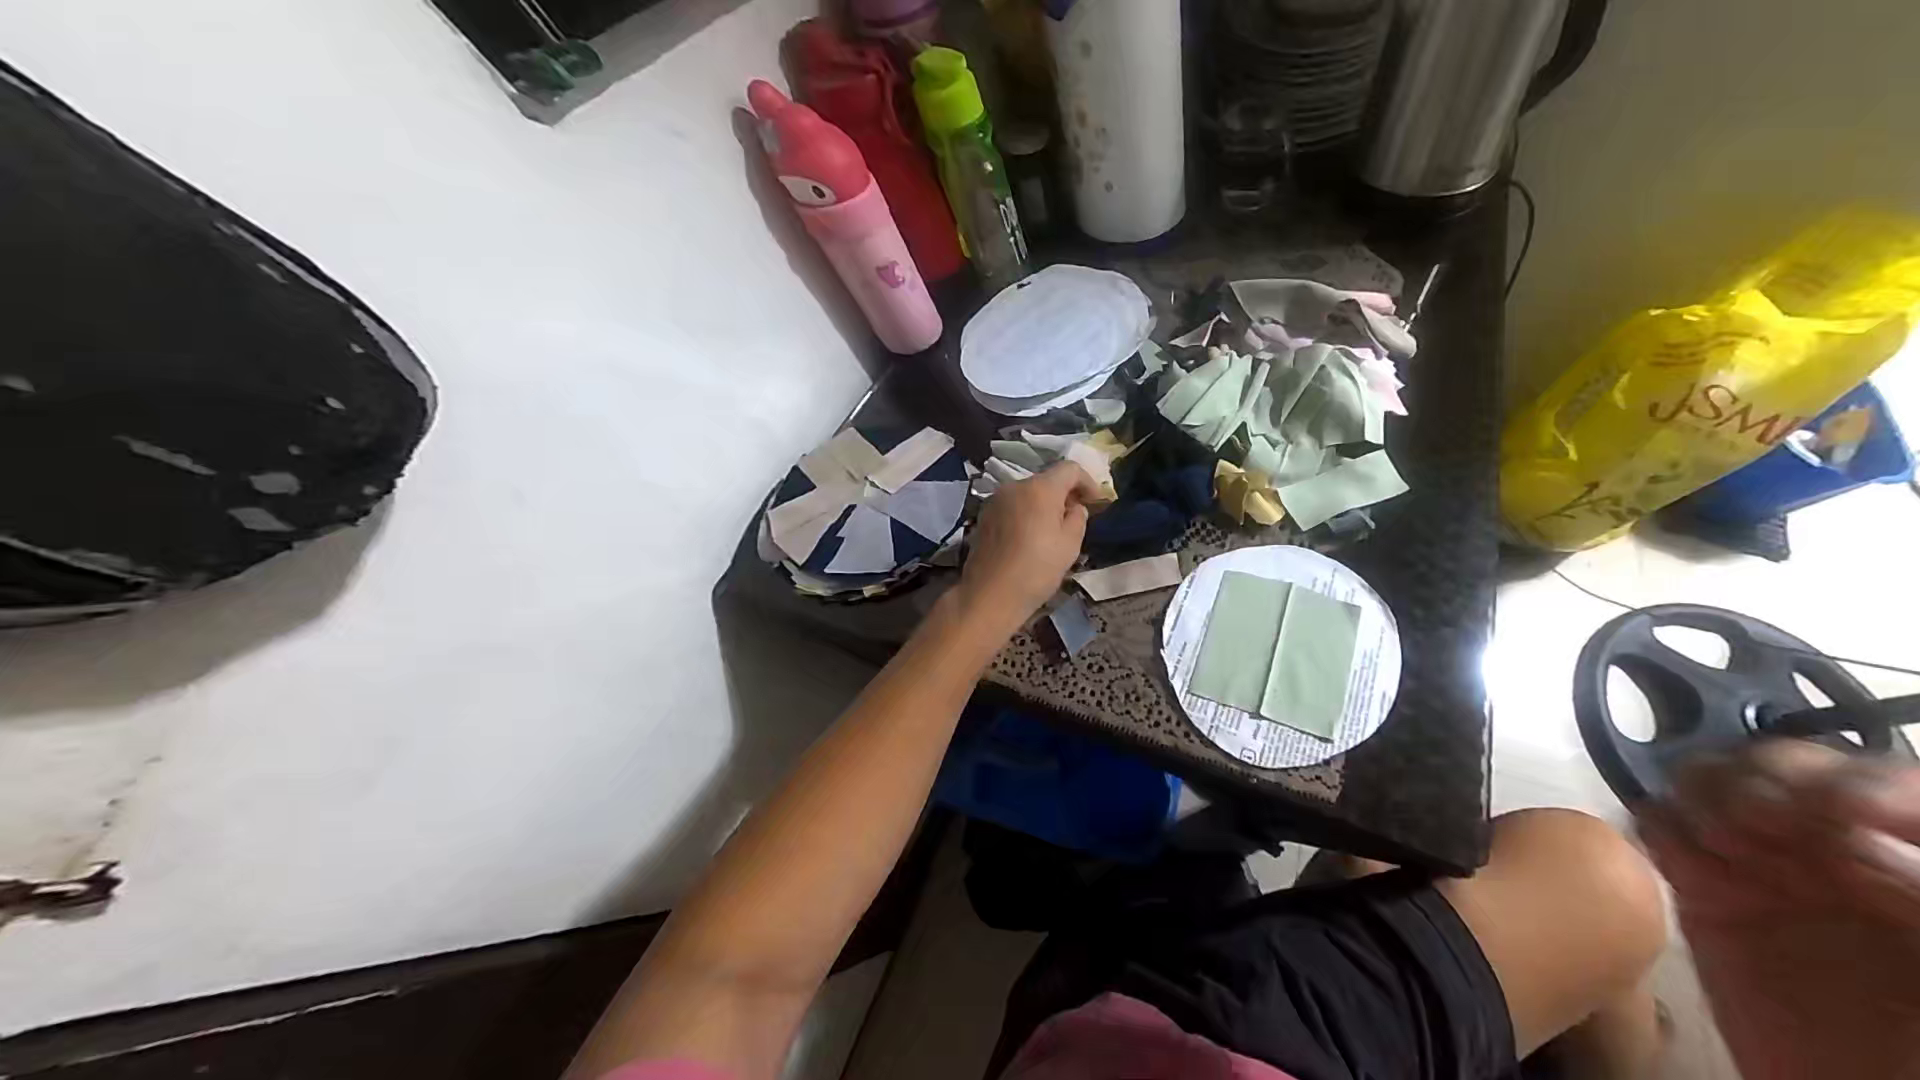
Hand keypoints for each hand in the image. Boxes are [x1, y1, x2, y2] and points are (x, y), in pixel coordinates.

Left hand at [955, 462, 1098, 634]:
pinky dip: (1026, 514)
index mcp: (1039, 488)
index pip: (1069, 469)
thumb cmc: (1037, 569)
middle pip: (1046, 480)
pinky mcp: (984, 516)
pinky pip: (1012, 507)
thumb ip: (1078, 518)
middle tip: (1076, 518)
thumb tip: (1074, 507)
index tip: (1096, 503)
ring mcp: (995, 500)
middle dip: (1065, 495)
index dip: (1088, 482)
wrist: (990, 594)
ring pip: (1028, 494)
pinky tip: (1030, 538)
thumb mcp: (1070, 545)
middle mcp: (1014, 486)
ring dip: (1044, 505)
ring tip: (1053, 531)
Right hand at [1640, 740, 1919, 1079]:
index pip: (1879, 780)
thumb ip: (1919, 893)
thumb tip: (1853, 834)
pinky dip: (1654, 825)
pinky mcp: (1698, 887)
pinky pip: (1656, 828)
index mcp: (1909, 854)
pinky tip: (1681, 858)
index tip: (1843, 809)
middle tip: (1765, 823)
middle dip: (1762, 779)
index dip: (1855, 778)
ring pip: (1706, 782)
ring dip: (1702, 795)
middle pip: (1779, 767)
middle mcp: (1836, 846)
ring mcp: (1761, 866)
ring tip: (1724, 842)